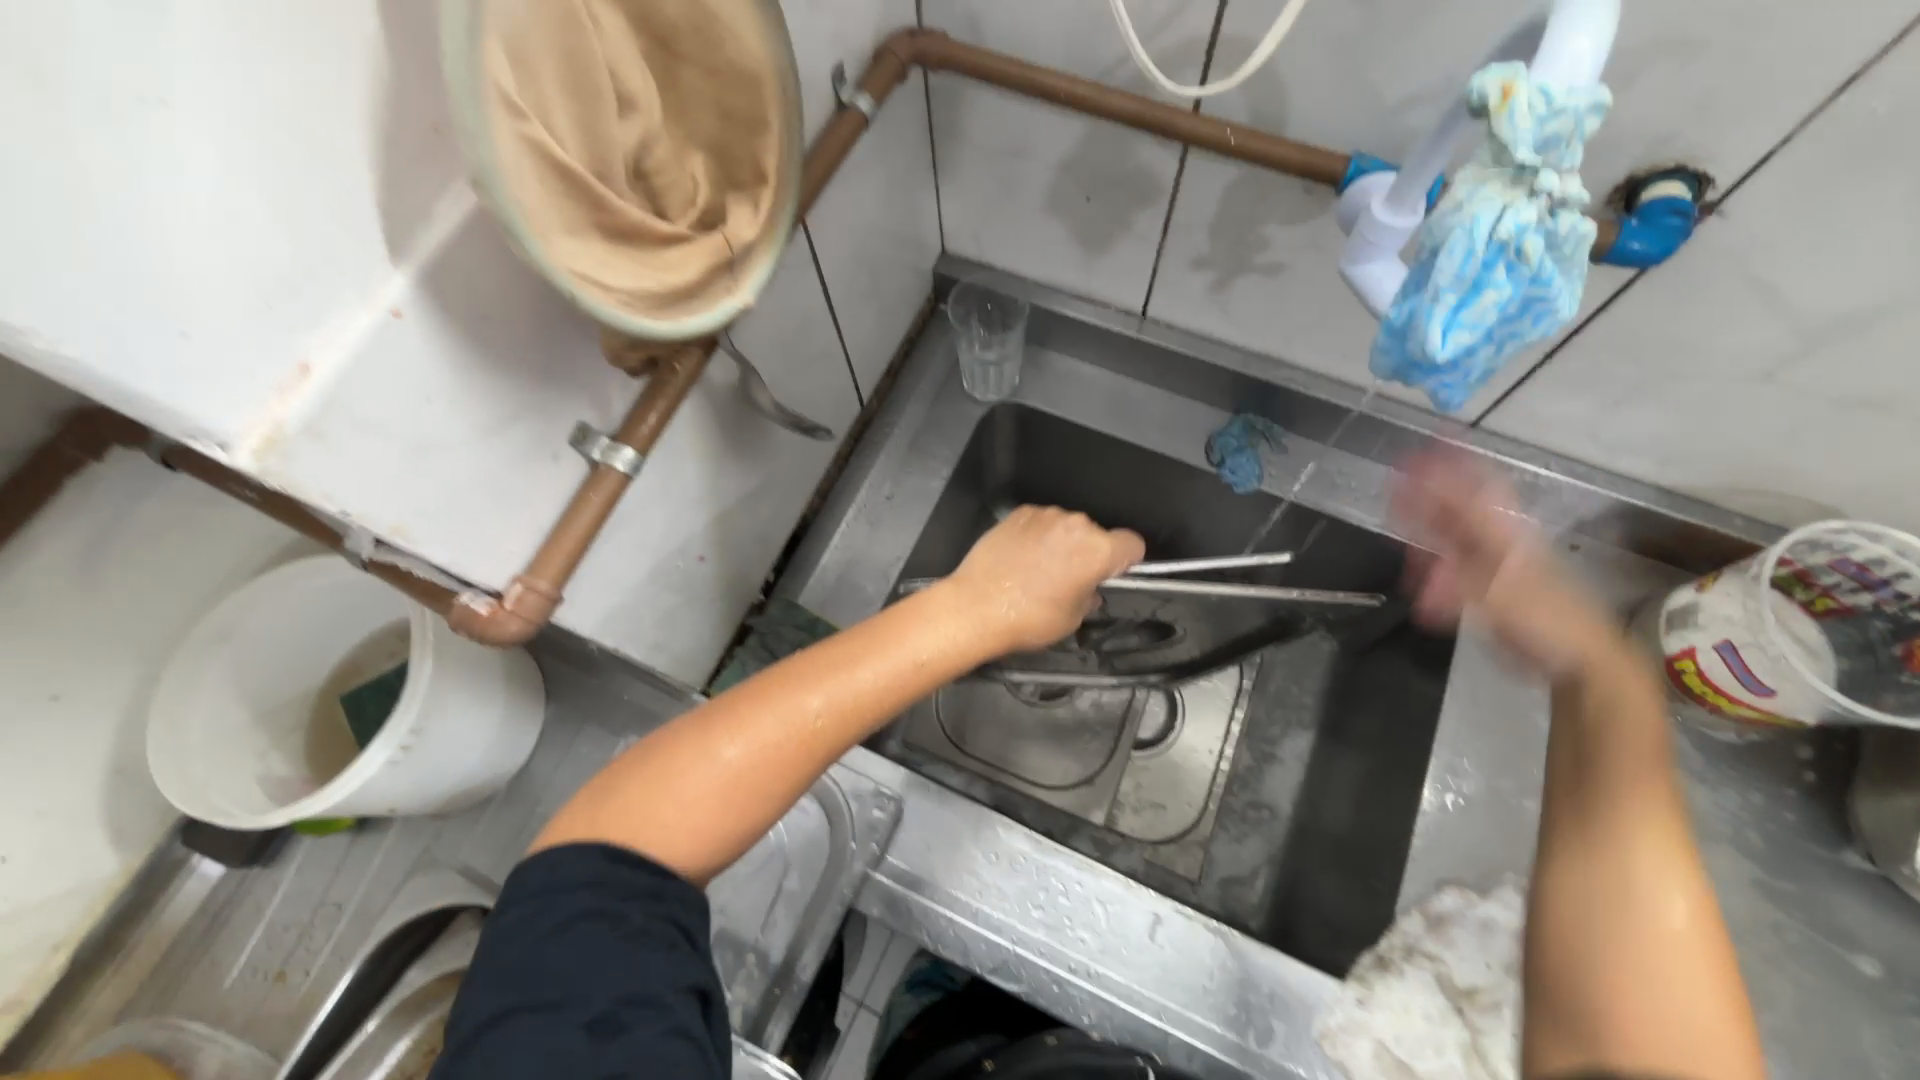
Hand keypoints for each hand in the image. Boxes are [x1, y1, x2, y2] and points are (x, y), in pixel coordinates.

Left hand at [942, 505, 1145, 654]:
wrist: (976, 607)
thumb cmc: (1028, 618)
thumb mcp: (1073, 618)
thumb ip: (1090, 596)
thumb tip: (1089, 590)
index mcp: (1098, 550)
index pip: (1132, 544)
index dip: (1127, 560)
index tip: (1113, 573)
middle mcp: (1076, 524)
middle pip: (1097, 534)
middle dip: (1089, 552)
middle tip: (1070, 579)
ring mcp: (1045, 515)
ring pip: (1067, 527)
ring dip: (1062, 543)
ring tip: (1040, 570)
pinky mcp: (1019, 513)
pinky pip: (1041, 522)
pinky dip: (1038, 536)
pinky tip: (1022, 559)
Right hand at [1392, 451, 1620, 677]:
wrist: (1580, 660)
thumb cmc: (1553, 623)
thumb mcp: (1506, 603)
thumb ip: (1461, 588)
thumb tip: (1425, 580)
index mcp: (1508, 537)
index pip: (1477, 491)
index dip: (1458, 464)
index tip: (1436, 440)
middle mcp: (1498, 545)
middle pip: (1458, 509)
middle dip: (1429, 489)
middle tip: (1398, 471)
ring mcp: (1492, 568)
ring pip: (1452, 537)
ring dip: (1425, 523)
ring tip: (1398, 510)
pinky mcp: (1486, 593)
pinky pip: (1450, 570)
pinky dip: (1429, 564)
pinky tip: (1417, 567)